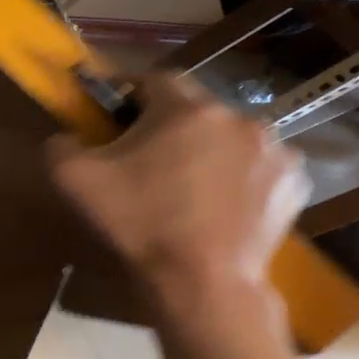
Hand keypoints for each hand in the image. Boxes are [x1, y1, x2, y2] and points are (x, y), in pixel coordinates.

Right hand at [48, 73, 309, 324]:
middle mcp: (241, 121)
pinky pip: (255, 164)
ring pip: (226, 136)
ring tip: (179, 179)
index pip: (154, 78)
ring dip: (203, 146)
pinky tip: (212, 199)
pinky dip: (234, 172)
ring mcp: (277, 154)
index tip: (108, 110)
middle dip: (165, 122)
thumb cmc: (135, 219)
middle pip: (194, 107)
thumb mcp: (69, 175)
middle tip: (138, 151)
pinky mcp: (296, 185)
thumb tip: (73, 137)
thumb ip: (62, 141)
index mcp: (188, 110)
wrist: (201, 280)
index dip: (127, 89)